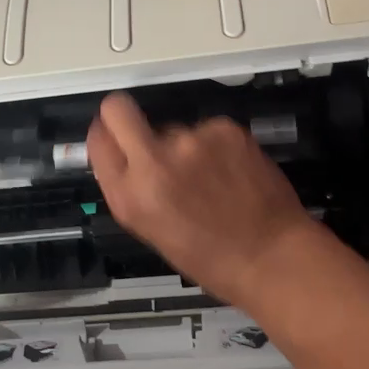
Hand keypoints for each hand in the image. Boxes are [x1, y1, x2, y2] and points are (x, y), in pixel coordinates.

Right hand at [87, 92, 322, 302]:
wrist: (271, 256)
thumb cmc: (212, 259)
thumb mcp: (152, 231)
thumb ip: (132, 190)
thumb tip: (125, 159)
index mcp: (129, 196)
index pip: (97, 139)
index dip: (106, 136)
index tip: (115, 138)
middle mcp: (152, 162)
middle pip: (118, 109)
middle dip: (123, 114)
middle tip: (145, 133)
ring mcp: (190, 140)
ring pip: (172, 125)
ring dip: (184, 145)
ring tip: (209, 178)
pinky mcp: (223, 129)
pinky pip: (207, 129)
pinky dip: (215, 145)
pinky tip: (230, 172)